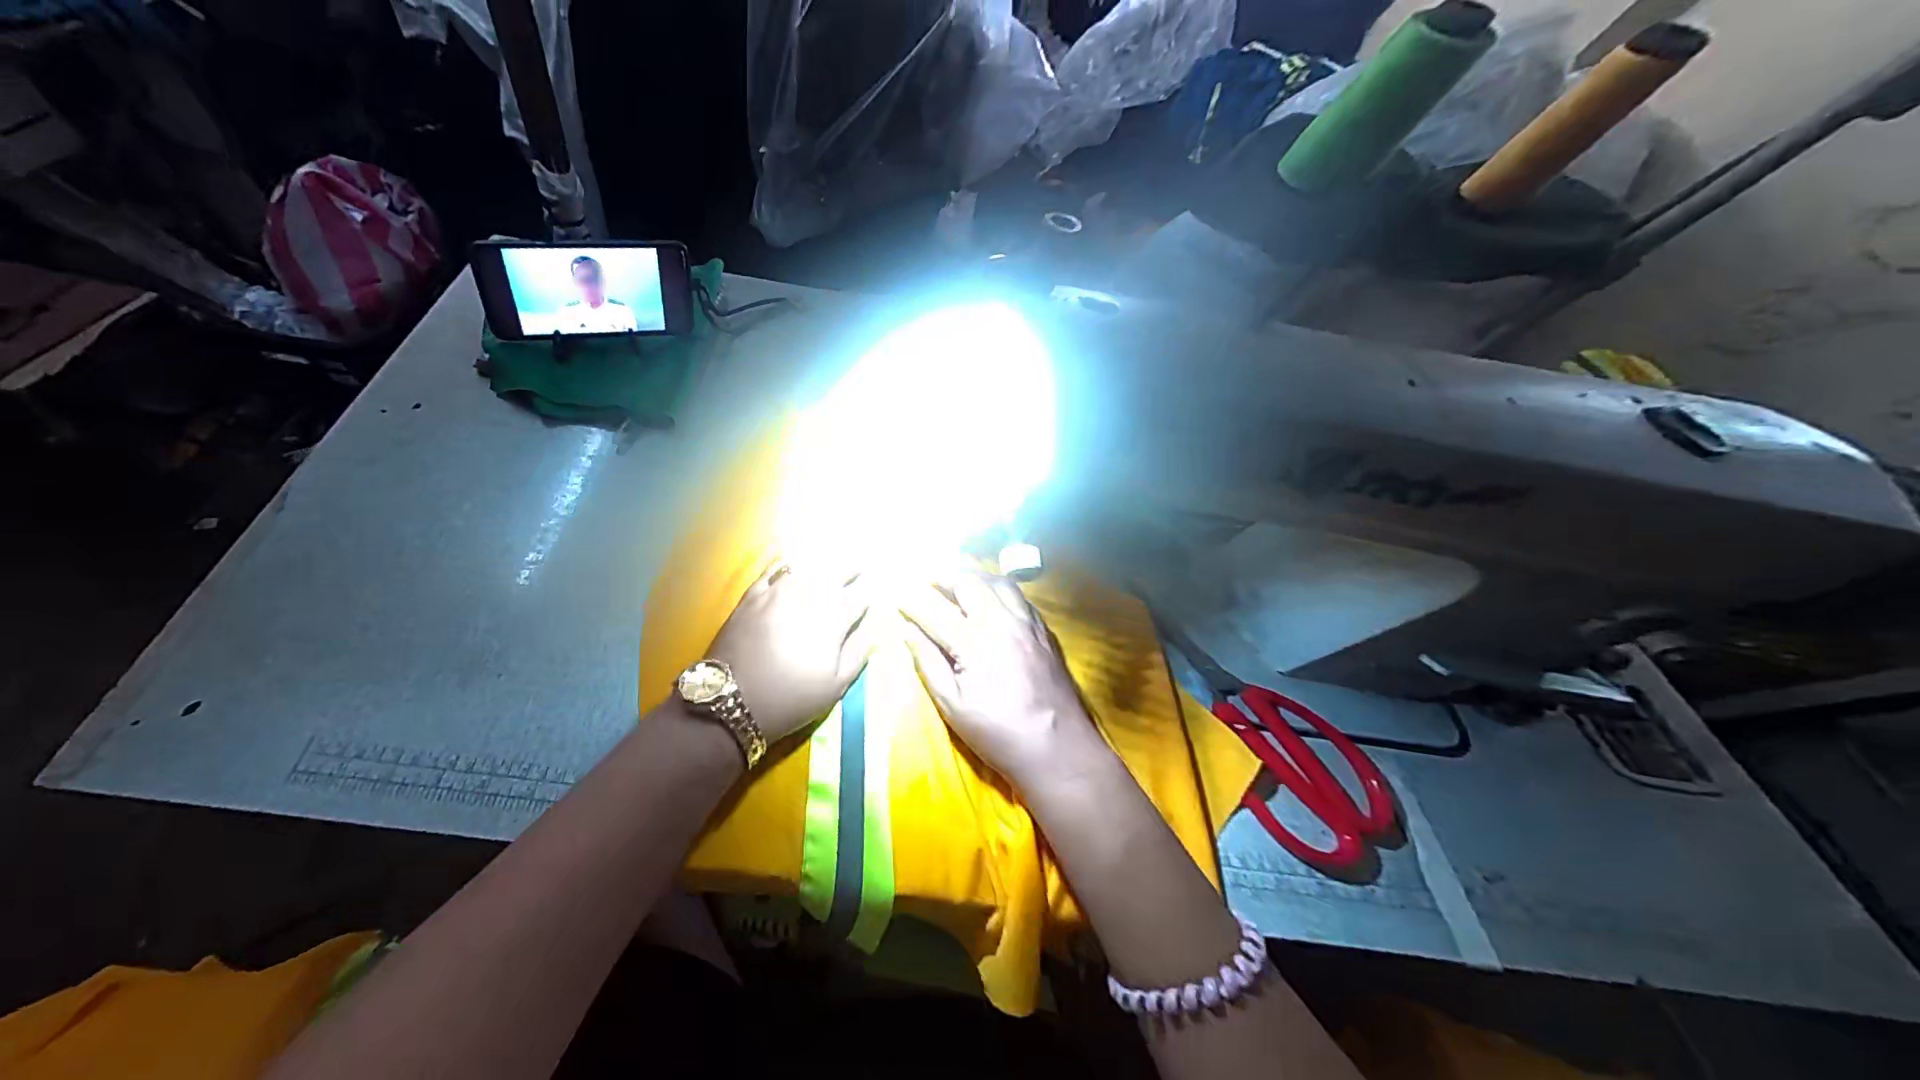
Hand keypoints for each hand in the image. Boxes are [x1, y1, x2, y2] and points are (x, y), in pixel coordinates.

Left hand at [706, 562, 871, 741]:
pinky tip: (791, 561)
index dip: (867, 595)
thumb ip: (856, 655)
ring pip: (805, 568)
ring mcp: (777, 594)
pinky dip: (785, 564)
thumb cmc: (789, 699)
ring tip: (830, 561)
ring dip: (822, 563)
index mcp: (831, 622)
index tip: (874, 591)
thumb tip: (872, 632)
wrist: (730, 701)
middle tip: (859, 566)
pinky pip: (772, 571)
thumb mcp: (833, 688)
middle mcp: (807, 599)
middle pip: (833, 576)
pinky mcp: (752, 596)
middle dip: (848, 570)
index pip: (856, 600)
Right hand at [899, 571, 1101, 786]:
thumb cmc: (998, 734)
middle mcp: (1001, 621)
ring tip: (958, 582)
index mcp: (974, 641)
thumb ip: (928, 662)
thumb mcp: (952, 705)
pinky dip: (999, 589)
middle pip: (969, 582)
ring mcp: (1027, 623)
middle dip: (943, 576)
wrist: (1058, 748)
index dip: (911, 600)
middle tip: (925, 580)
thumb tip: (907, 630)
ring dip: (974, 576)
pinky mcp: (1044, 630)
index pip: (934, 609)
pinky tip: (992, 599)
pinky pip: (1020, 596)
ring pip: (998, 581)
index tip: (895, 593)